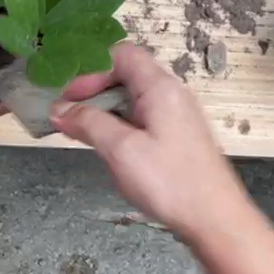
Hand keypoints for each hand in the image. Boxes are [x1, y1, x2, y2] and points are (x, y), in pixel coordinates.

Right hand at [50, 43, 255, 246]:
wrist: (214, 218)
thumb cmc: (170, 182)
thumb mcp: (121, 150)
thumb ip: (88, 123)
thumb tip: (60, 110)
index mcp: (160, 88)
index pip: (121, 55)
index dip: (90, 70)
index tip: (69, 98)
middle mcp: (171, 94)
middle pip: (125, 75)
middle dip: (92, 92)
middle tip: (68, 117)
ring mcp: (176, 116)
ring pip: (132, 99)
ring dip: (103, 111)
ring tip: (82, 134)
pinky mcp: (177, 137)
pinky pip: (141, 119)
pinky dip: (118, 126)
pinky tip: (108, 149)